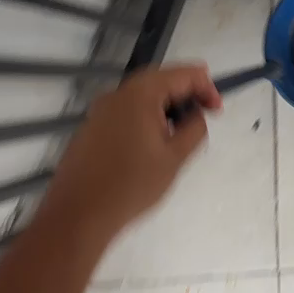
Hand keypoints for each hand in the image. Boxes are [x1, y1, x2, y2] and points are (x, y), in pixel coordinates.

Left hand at [45, 62, 221, 238]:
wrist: (75, 218)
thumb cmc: (130, 186)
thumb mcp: (174, 158)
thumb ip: (194, 128)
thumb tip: (196, 114)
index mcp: (140, 94)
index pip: (183, 74)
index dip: (206, 87)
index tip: (217, 111)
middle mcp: (118, 94)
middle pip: (161, 80)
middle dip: (186, 94)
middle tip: (204, 116)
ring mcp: (100, 111)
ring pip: (143, 96)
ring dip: (166, 107)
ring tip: (180, 133)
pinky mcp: (91, 129)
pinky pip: (126, 112)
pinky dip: (146, 118)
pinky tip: (151, 144)